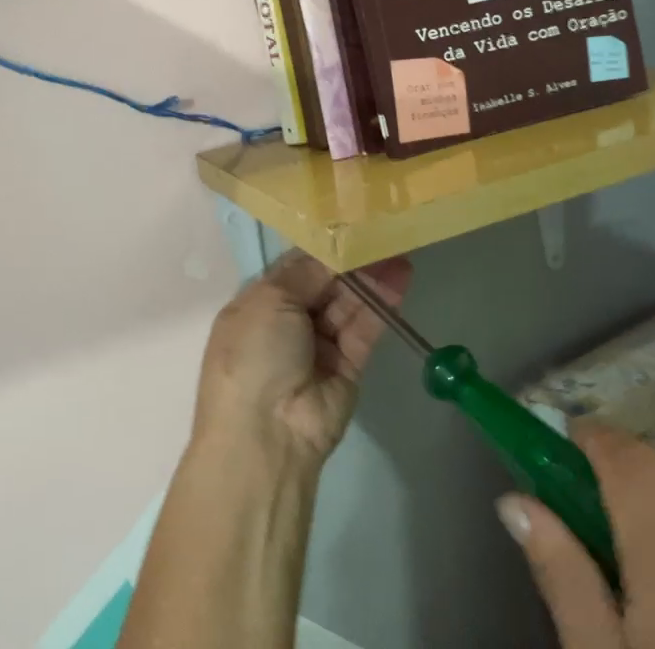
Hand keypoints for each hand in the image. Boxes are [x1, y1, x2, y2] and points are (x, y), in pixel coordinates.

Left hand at [191, 249, 411, 466]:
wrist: (267, 433)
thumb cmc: (254, 355)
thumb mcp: (269, 300)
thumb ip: (305, 273)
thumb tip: (329, 252)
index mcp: (257, 304)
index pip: (294, 268)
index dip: (322, 248)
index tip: (351, 222)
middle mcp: (286, 322)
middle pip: (325, 283)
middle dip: (352, 261)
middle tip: (384, 231)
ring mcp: (318, 345)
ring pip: (348, 303)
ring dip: (371, 278)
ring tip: (400, 248)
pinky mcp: (348, 365)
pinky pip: (365, 328)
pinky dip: (382, 303)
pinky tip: (401, 277)